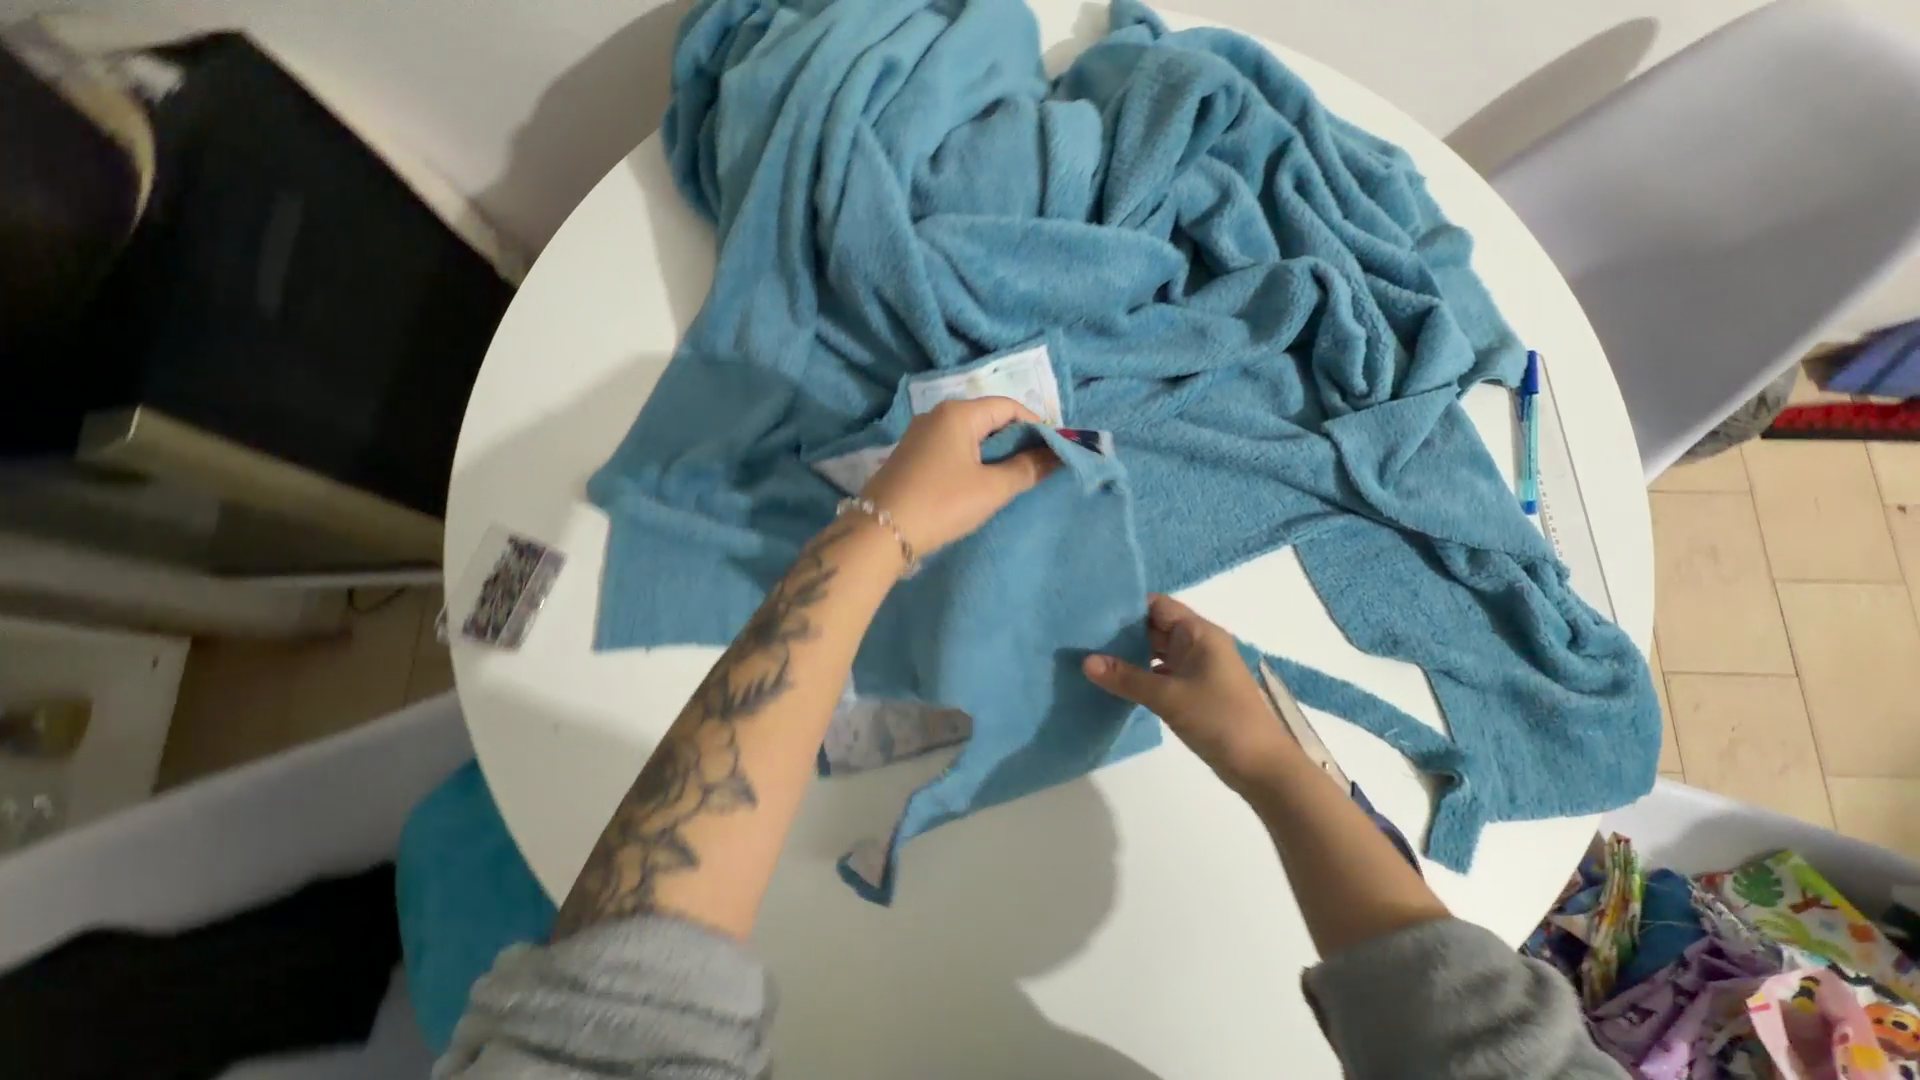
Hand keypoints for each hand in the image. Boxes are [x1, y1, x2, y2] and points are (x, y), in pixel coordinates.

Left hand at [859, 397, 1058, 556]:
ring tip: (1013, 476)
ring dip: (993, 451)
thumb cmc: (942, 503)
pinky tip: (979, 482)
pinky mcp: (910, 457)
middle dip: (1016, 439)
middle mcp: (936, 415)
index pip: (1009, 407)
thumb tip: (1057, 455)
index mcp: (958, 413)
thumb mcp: (992, 488)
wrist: (880, 533)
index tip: (1054, 450)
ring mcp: (919, 435)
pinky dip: (971, 459)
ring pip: (968, 435)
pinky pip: (951, 448)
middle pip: (988, 418)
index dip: (1036, 425)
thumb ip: (1027, 469)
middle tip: (1038, 465)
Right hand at [1083, 594, 1301, 792]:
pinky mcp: (1194, 691)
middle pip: (1154, 628)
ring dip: (1128, 656)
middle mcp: (1199, 644)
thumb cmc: (1219, 719)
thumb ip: (1126, 678)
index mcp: (1199, 633)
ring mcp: (1197, 669)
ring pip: (1156, 653)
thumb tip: (1086, 661)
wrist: (1261, 767)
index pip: (1157, 606)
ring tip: (1088, 656)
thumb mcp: (1168, 697)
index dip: (1125, 606)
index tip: (1090, 611)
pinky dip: (1140, 676)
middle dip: (1120, 632)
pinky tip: (1113, 683)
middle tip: (1080, 636)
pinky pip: (1161, 674)